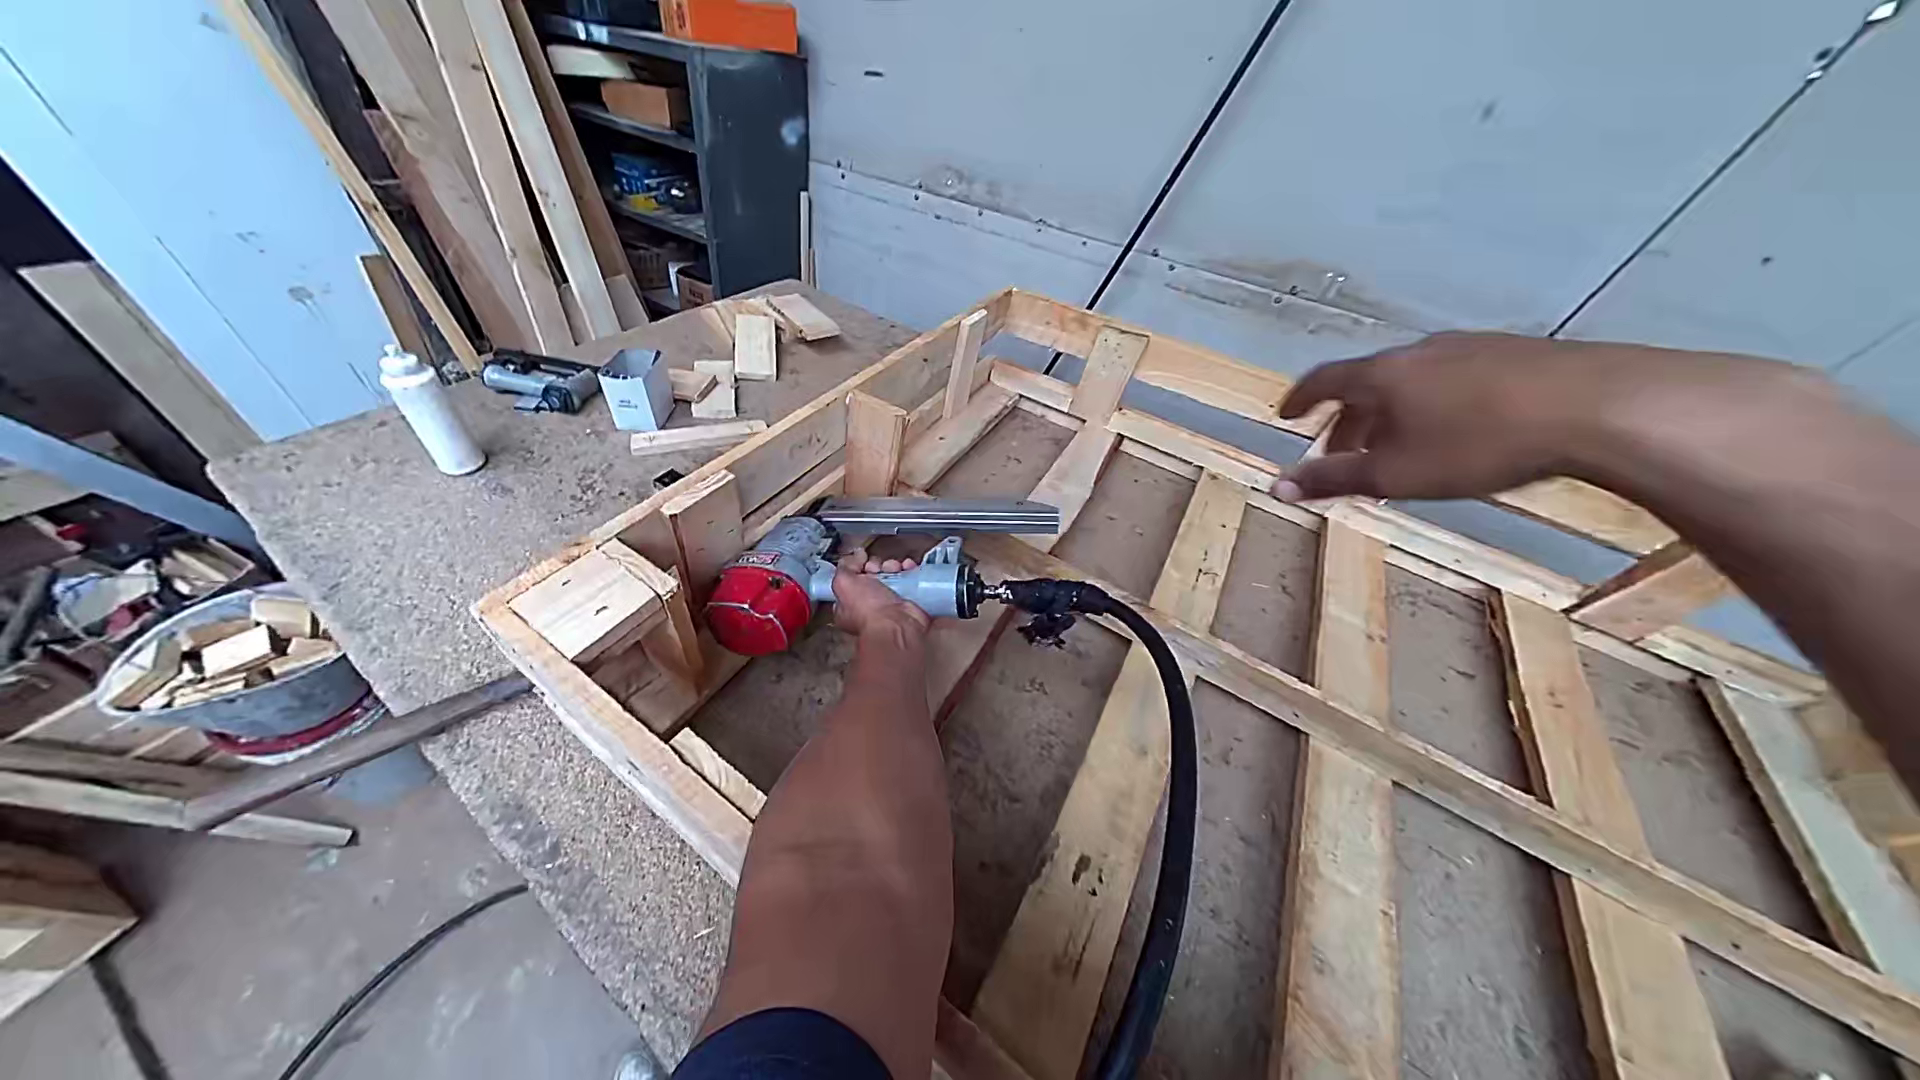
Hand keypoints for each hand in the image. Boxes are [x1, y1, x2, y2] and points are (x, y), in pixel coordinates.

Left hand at [832, 554, 930, 641]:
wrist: (897, 624)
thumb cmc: (867, 609)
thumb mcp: (844, 584)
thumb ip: (845, 567)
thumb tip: (856, 555)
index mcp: (850, 604)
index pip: (853, 579)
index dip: (858, 567)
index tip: (863, 563)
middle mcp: (871, 605)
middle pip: (874, 575)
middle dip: (878, 565)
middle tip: (880, 568)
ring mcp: (892, 604)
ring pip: (892, 575)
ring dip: (894, 566)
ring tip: (896, 568)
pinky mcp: (910, 600)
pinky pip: (909, 579)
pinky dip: (910, 570)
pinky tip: (909, 568)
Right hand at [1272, 331, 1820, 501]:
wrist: (1602, 409)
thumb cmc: (1476, 444)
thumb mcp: (1394, 473)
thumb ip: (1332, 479)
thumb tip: (1275, 487)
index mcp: (1382, 374)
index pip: (1324, 379)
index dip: (1301, 398)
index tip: (1287, 414)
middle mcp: (1420, 351)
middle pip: (1368, 382)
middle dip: (1347, 418)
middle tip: (1342, 451)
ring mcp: (1471, 347)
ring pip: (1411, 381)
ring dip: (1390, 413)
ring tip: (1396, 448)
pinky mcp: (1516, 355)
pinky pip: (1451, 378)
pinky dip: (1431, 404)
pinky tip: (1454, 431)